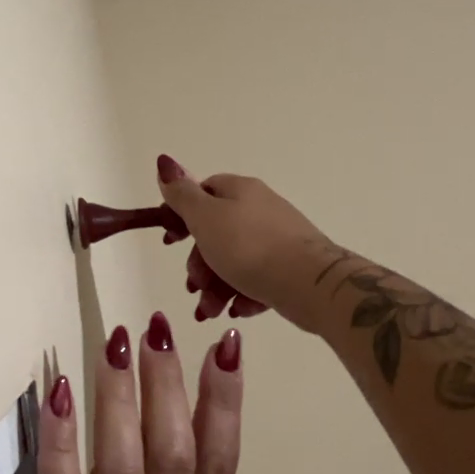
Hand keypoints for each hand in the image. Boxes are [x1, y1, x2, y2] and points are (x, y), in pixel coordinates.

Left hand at [16, 314, 243, 473]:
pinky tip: (57, 399)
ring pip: (125, 472)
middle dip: (170, 388)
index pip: (218, 467)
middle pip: (174, 459)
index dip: (225, 406)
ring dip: (123, 403)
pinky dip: (62, 450)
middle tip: (161, 327)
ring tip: (118, 344)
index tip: (228, 348)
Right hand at [155, 155, 333, 326]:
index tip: (170, 242)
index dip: (181, 215)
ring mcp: (278, 238)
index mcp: (239, 190)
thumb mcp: (204, 217)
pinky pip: (258, 278)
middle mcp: (260, 208)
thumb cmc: (248, 247)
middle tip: (194, 286)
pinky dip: (243, 293)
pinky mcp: (291, 266)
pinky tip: (238, 310)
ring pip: (235, 260)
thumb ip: (182, 194)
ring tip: (211, 310)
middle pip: (216, 232)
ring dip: (216, 286)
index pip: (203, 192)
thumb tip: (165, 163)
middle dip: (198, 263)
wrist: (309, 283)